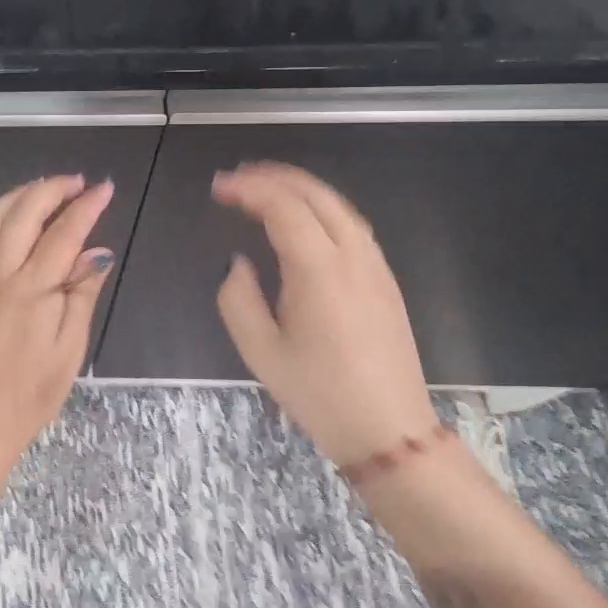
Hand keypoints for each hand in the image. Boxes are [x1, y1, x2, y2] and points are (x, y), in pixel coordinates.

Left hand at [0, 176, 116, 462]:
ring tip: (46, 189)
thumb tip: (96, 252)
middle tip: (78, 183)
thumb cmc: (31, 393)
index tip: (105, 189)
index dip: (87, 207)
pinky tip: (12, 219)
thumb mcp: (69, 349)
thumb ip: (81, 294)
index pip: (64, 233)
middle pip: (24, 212)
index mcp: (32, 290)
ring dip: (21, 195)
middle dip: (52, 189)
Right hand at [213, 162, 437, 466]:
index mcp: (319, 270)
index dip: (249, 189)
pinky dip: (323, 209)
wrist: (388, 429)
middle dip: (276, 178)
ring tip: (267, 189)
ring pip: (340, 208)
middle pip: (317, 196)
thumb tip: (239, 264)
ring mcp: (376, 268)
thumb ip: (238, 298)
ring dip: (302, 189)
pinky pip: (353, 227)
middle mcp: (353, 257)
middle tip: (238, 178)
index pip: (284, 207)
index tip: (219, 187)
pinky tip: (305, 222)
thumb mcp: (260, 351)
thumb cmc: (318, 393)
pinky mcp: (385, 283)